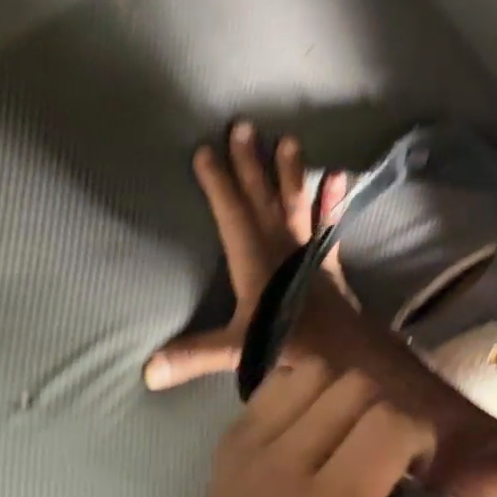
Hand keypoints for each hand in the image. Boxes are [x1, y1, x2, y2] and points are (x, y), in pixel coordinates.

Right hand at [146, 122, 348, 390]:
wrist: (349, 353)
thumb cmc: (291, 345)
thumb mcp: (240, 349)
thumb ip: (196, 354)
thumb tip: (148, 370)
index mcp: (254, 260)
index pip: (230, 212)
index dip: (217, 182)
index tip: (204, 151)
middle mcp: (280, 245)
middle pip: (260, 196)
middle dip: (248, 162)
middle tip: (242, 126)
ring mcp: (306, 248)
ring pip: (294, 201)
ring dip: (289, 171)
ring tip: (289, 139)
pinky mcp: (327, 258)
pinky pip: (329, 222)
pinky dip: (332, 200)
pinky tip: (338, 175)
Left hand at [156, 362, 496, 496]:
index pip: (392, 425)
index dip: (420, 438)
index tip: (417, 470)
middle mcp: (282, 467)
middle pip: (357, 387)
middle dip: (388, 413)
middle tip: (385, 453)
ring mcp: (248, 449)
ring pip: (317, 371)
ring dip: (345, 395)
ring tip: (347, 435)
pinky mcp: (227, 441)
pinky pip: (277, 382)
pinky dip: (304, 393)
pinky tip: (312, 430)